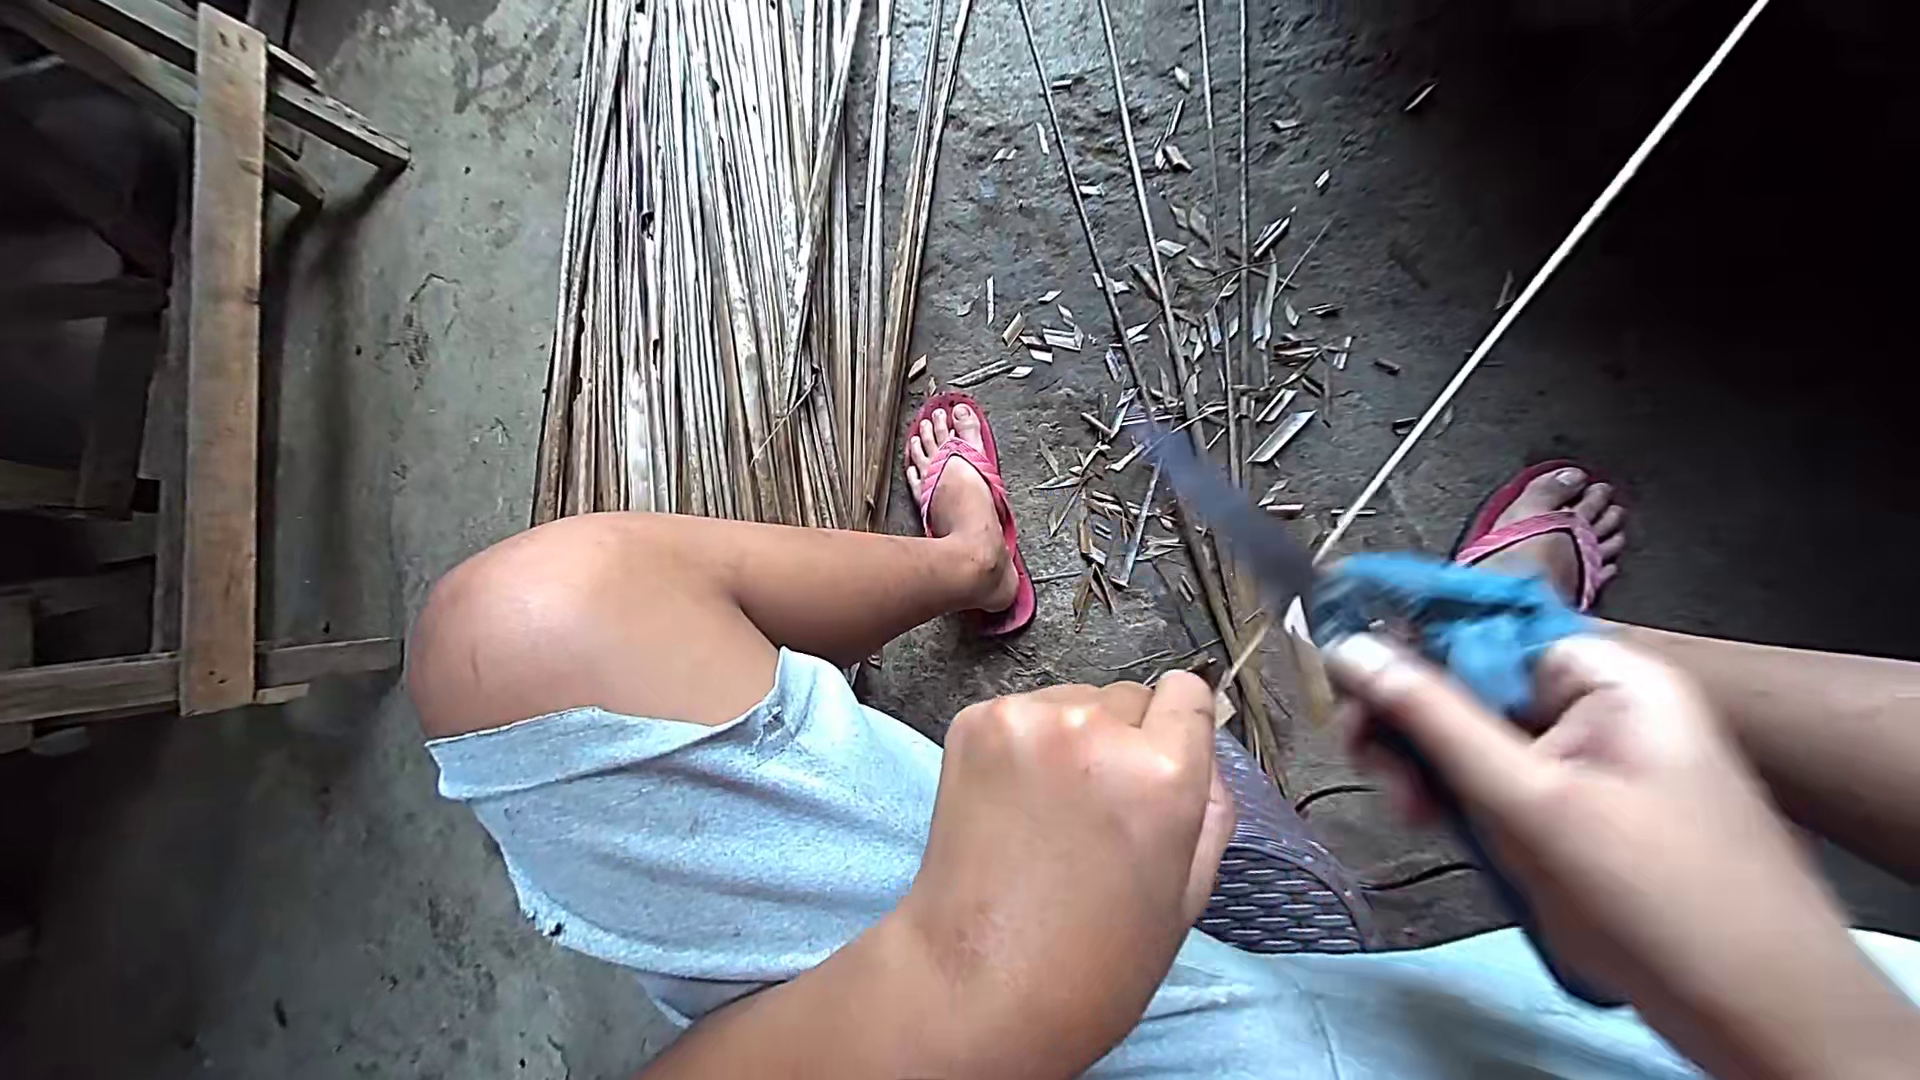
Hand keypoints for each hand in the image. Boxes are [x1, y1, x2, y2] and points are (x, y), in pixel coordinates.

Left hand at [892, 673, 1232, 1079]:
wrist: (976, 980)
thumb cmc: (1094, 958)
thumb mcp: (1187, 892)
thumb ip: (1211, 803)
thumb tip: (1201, 746)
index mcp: (1160, 771)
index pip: (1186, 691)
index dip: (1179, 721)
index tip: (1164, 744)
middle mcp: (1093, 728)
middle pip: (1127, 697)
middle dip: (1124, 735)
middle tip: (1097, 799)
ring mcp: (1025, 718)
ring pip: (1072, 700)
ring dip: (1070, 736)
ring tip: (1049, 803)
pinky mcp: (974, 720)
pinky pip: (1021, 712)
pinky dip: (1023, 741)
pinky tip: (1011, 796)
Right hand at [1325, 632, 1919, 1079]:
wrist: (1757, 1026)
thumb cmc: (1652, 895)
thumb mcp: (1523, 796)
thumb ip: (1427, 713)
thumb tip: (1342, 647)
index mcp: (1597, 675)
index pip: (1470, 624)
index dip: (1396, 636)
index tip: (1336, 665)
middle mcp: (1578, 698)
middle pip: (1450, 677)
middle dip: (1400, 718)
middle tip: (1360, 753)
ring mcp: (1561, 746)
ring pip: (1449, 725)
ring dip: (1411, 759)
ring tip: (1405, 805)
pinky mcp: (1547, 789)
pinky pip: (1467, 764)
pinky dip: (1436, 786)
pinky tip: (1427, 817)